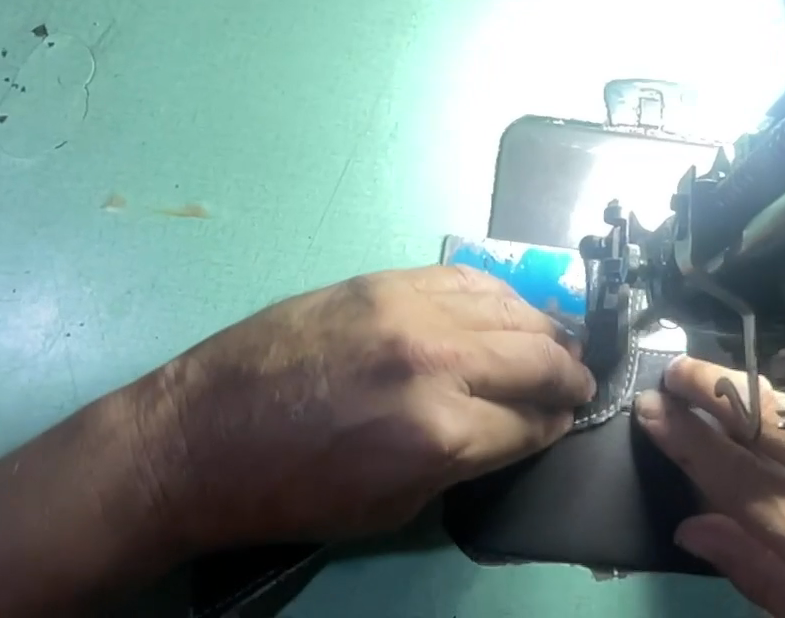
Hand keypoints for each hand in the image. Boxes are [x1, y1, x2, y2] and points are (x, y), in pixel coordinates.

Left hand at [127, 264, 595, 553]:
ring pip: (511, 308)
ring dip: (546, 328)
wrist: (203, 433)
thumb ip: (466, 462)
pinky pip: (467, 277)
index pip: (530, 423)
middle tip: (581, 382)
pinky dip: (501, 294)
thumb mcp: (391, 506)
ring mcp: (413, 309)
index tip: (567, 420)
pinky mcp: (386, 279)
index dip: (556, 425)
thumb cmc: (292, 491)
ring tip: (557, 341)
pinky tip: (511, 307)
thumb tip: (515, 428)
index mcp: (440, 432)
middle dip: (569, 375)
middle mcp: (439, 360)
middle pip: (536, 358)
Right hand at [636, 358, 784, 617]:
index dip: (684, 440)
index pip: (732, 476)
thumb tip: (691, 523)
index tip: (652, 411)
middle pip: (759, 418)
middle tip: (672, 375)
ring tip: (712, 374)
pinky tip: (783, 386)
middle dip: (706, 389)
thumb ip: (760, 576)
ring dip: (746, 380)